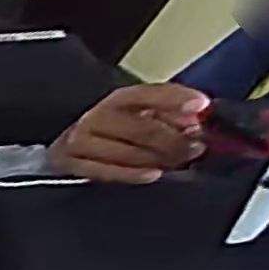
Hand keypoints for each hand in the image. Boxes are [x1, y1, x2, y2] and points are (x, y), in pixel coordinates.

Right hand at [48, 84, 210, 182]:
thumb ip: (170, 114)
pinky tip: (152, 175)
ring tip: (176, 162)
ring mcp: (76, 143)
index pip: (148, 95)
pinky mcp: (67, 164)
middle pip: (140, 130)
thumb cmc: (116, 128)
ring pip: (123, 153)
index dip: (175, 99)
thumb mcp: (143, 112)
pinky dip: (131, 174)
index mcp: (117, 100)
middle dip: (172, 141)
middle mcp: (93, 119)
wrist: (73, 143)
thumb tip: (192, 124)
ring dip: (155, 159)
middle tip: (195, 149)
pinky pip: (103, 171)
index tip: (201, 106)